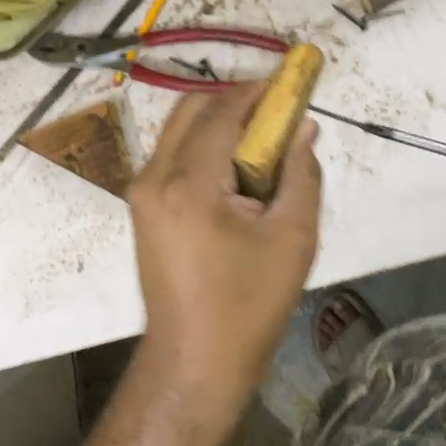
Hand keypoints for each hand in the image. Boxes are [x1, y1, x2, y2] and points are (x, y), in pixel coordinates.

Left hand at [127, 84, 321, 406]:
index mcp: (188, 185)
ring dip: (218, 122)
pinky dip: (203, 147)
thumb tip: (304, 128)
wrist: (193, 363)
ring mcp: (141, 193)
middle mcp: (154, 178)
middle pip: (191, 109)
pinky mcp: (141, 208)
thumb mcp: (292, 239)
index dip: (257, 91)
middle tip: (276, 111)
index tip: (288, 82)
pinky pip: (172, 156)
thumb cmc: (249, 306)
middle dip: (234, 100)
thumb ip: (302, 175)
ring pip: (178, 129)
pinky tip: (237, 171)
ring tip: (262, 142)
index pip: (222, 113)